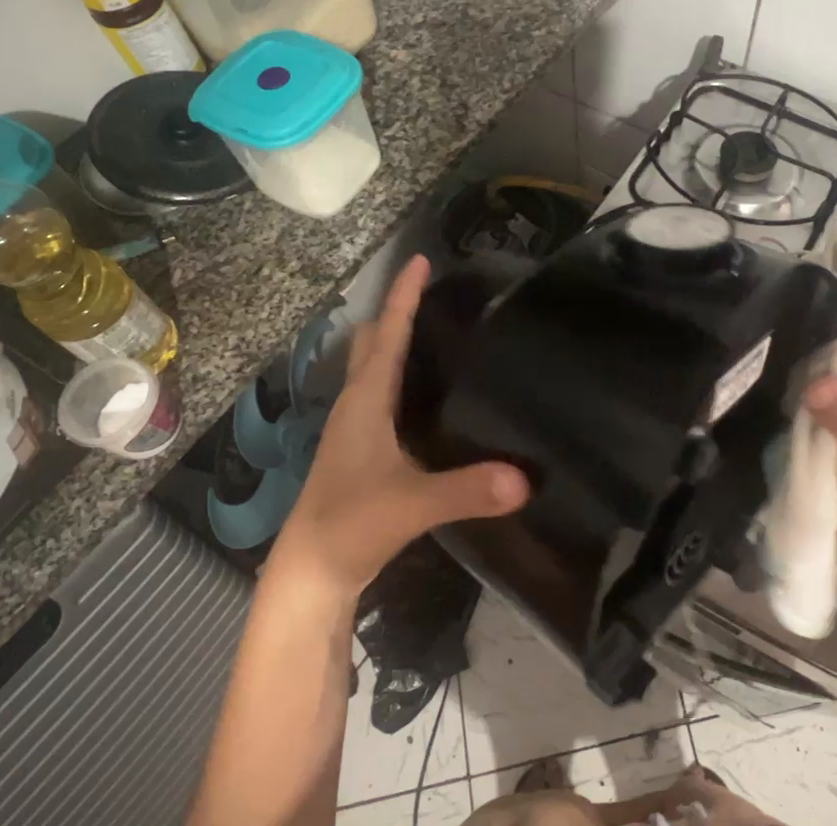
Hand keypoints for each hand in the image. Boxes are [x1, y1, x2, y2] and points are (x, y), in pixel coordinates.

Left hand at [275, 256, 529, 594]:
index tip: (421, 260)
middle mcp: (357, 408)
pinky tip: (433, 400)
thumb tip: (524, 480)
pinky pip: (383, 399)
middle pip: (373, 345)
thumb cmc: (349, 526)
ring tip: (443, 336)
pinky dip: (403, 381)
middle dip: (398, 313)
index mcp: (365, 403)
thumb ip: (466, 491)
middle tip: (439, 297)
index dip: (403, 297)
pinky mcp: (364, 455)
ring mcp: (356, 432)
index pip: (387, 335)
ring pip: (375, 372)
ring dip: (398, 345)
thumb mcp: (412, 505)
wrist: (311, 576)